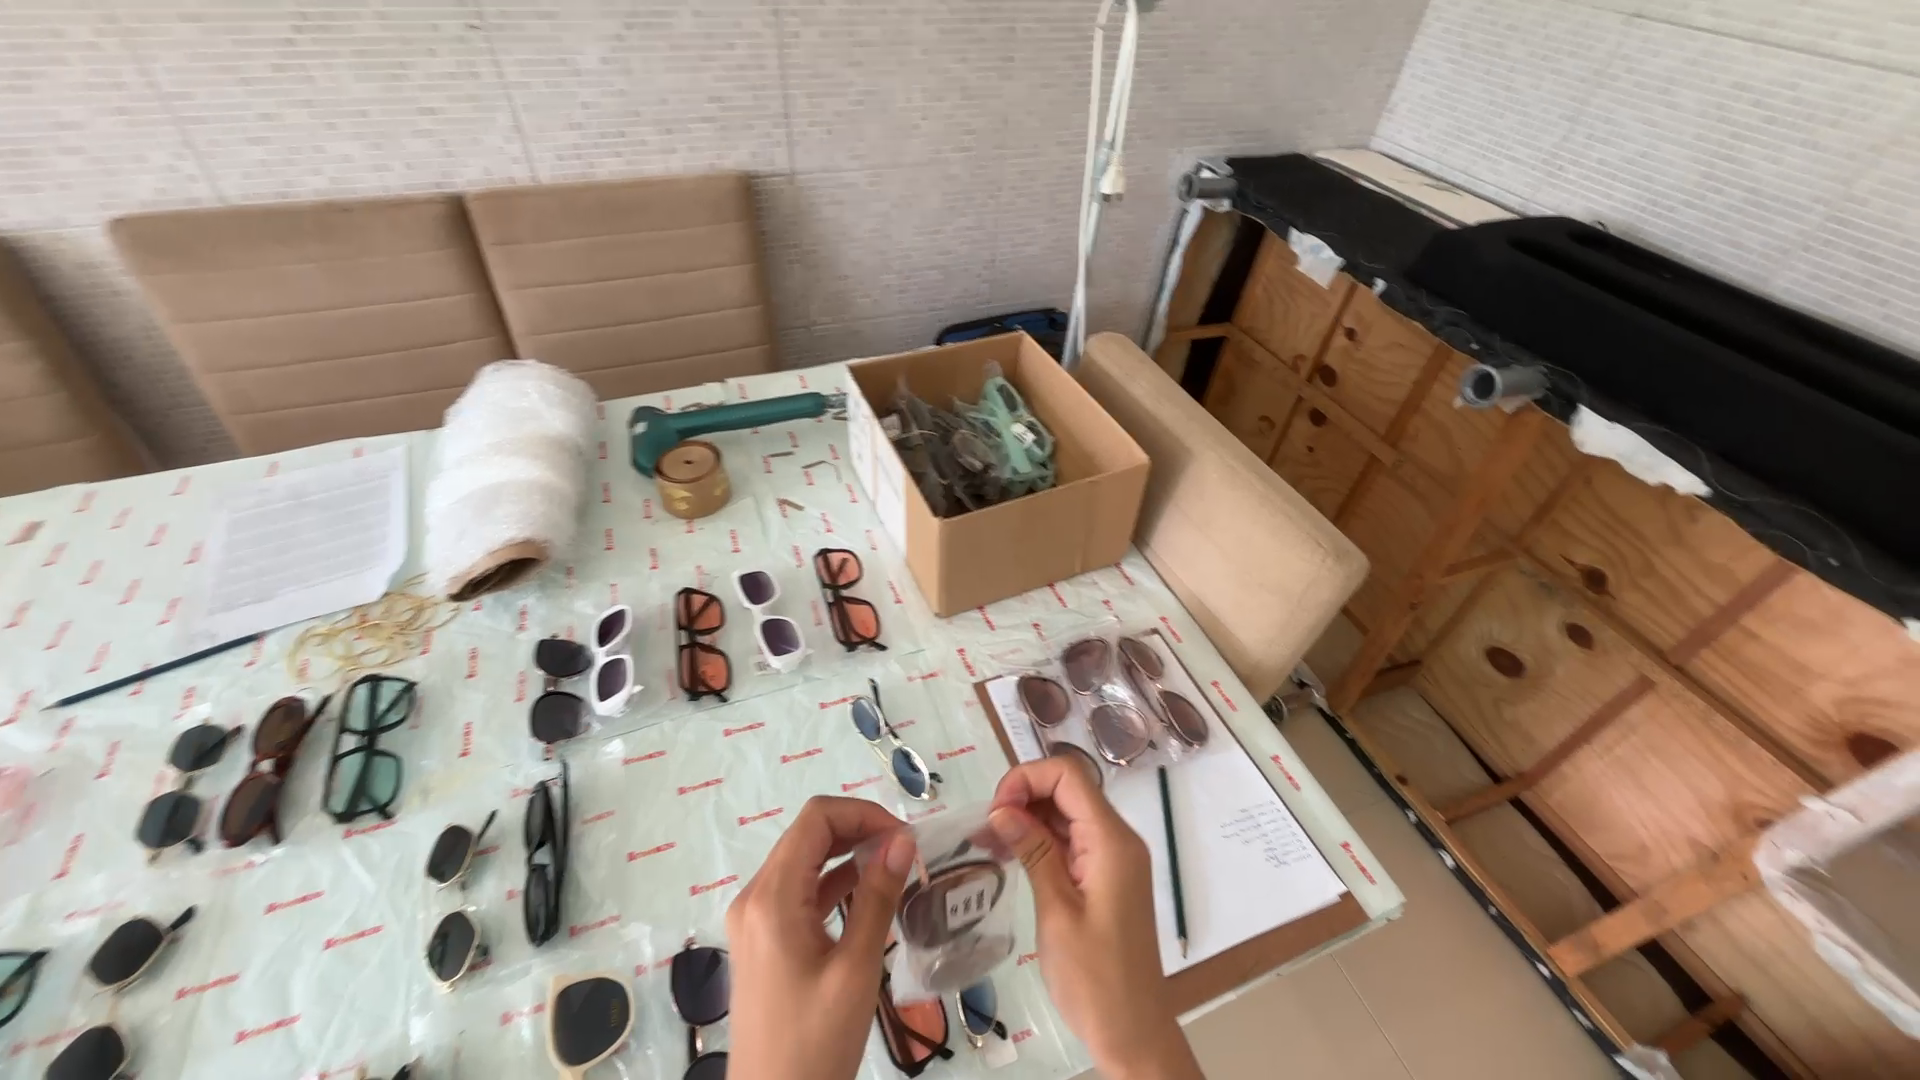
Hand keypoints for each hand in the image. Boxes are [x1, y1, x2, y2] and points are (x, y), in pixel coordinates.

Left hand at [726, 796, 915, 1079]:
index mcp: (771, 897)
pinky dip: (835, 882)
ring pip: (805, 860)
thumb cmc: (814, 1042)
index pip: (816, 818)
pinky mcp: (764, 939)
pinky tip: (871, 893)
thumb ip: (878, 898)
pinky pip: (801, 891)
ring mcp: (756, 918)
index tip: (905, 838)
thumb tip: (903, 840)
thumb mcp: (855, 970)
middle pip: (809, 834)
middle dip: (860, 830)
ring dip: (850, 854)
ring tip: (897, 868)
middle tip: (907, 852)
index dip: (863, 814)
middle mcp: (756, 897)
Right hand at [990, 759, 1201, 1079]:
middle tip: (985, 829)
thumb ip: (1033, 851)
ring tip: (987, 841)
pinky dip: (1039, 839)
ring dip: (1027, 817)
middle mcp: (1117, 839)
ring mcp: (1113, 858)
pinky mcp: (1105, 877)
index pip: (1068, 776)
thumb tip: (1001, 808)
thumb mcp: (1056, 911)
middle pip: (1068, 789)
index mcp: (1111, 841)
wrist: (1132, 1032)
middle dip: (1023, 796)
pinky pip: (1071, 840)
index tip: (994, 810)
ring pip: (1066, 813)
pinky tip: (1009, 855)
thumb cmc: (1094, 978)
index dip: (1026, 778)